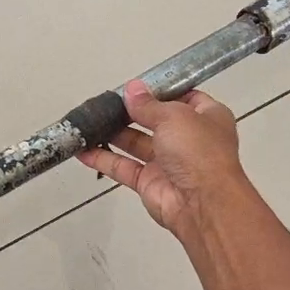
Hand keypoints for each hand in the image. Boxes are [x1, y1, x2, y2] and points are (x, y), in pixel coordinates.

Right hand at [77, 80, 247, 236]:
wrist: (202, 203)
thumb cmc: (199, 152)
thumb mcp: (174, 116)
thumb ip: (148, 104)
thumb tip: (132, 89)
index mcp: (206, 117)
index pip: (183, 97)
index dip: (161, 91)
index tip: (137, 86)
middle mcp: (188, 139)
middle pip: (154, 120)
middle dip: (131, 112)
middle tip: (106, 103)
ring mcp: (167, 162)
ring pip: (135, 144)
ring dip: (113, 133)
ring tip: (90, 122)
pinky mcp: (149, 182)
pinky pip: (123, 167)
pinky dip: (103, 159)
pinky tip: (84, 151)